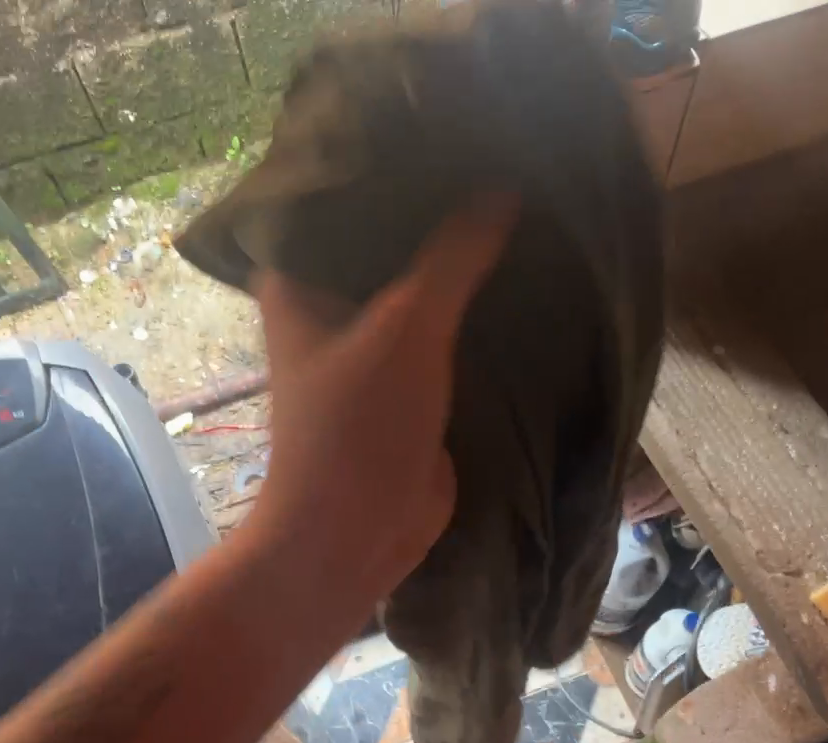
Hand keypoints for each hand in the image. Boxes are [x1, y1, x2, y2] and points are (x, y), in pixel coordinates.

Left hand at [247, 195, 516, 607]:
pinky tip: (525, 273)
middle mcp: (332, 307)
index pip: (344, 197)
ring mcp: (376, 346)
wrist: (359, 533)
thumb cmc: (359, 427)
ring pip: (424, 288)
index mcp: (301, 281)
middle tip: (507, 158)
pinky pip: (449, 332)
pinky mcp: (413, 382)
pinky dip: (479, 311)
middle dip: (442, 212)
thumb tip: (505, 186)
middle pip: (390, 242)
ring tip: (526, 202)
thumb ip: (454, 256)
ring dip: (467, 263)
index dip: (393, 162)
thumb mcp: (408, 327)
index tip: (453, 123)